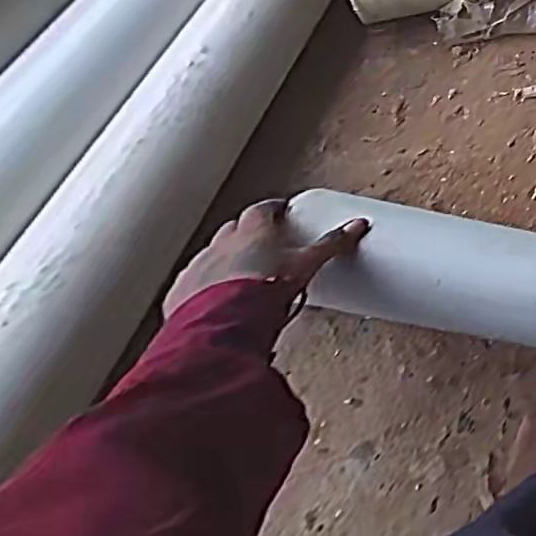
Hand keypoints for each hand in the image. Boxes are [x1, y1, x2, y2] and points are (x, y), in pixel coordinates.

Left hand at [162, 199, 369, 318]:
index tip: (281, 211)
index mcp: (253, 230)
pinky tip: (219, 297)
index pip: (262, 208)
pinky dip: (206, 285)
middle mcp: (222, 244)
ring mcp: (198, 268)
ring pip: (213, 255)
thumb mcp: (308, 265)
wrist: (222, 327)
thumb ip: (333, 244)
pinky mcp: (180, 294)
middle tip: (266, 243)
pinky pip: (193, 283)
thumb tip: (355, 227)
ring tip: (244, 274)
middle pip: (236, 228)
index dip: (273, 208)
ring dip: (226, 259)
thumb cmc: (262, 291)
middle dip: (249, 232)